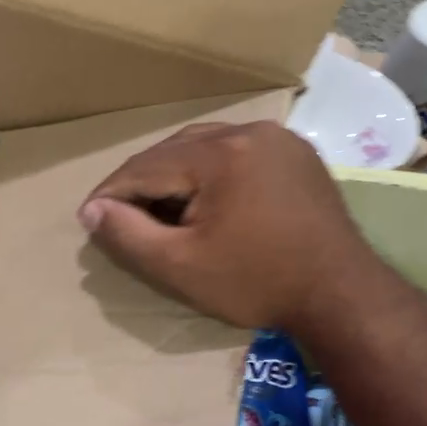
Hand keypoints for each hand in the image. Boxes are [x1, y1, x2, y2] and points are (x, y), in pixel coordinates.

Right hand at [77, 121, 399, 334]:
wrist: (339, 293)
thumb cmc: (253, 281)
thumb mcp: (177, 265)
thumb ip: (127, 234)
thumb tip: (91, 210)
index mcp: (219, 154)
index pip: (143, 167)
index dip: (109, 194)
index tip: (87, 220)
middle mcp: (249, 131)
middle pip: (172, 151)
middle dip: (139, 183)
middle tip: (117, 218)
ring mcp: (277, 139)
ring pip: (202, 148)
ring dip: (171, 176)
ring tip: (154, 211)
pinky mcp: (295, 155)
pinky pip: (233, 153)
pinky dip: (206, 173)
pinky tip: (200, 202)